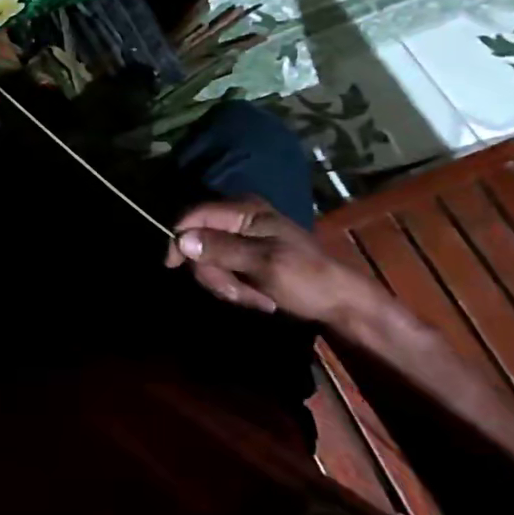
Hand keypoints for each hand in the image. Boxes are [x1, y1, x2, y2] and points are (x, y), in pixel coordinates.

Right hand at [163, 195, 383, 325]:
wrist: (342, 304)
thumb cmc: (307, 279)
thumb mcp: (264, 264)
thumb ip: (222, 249)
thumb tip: (182, 239)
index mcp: (244, 210)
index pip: (195, 215)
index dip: (178, 238)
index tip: (171, 266)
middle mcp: (239, 218)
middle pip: (199, 242)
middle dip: (214, 273)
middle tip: (237, 295)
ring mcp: (243, 238)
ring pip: (209, 261)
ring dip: (227, 286)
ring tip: (255, 300)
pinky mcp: (246, 257)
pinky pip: (223, 270)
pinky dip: (236, 289)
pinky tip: (257, 298)